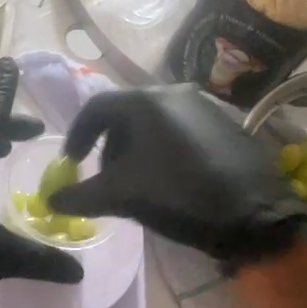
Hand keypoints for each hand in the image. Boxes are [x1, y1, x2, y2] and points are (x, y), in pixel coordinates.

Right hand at [50, 84, 306, 269]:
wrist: (255, 213)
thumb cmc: (181, 196)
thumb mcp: (123, 197)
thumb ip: (80, 196)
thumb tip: (52, 201)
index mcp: (146, 102)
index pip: (96, 109)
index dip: (77, 136)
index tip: (72, 163)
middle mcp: (174, 94)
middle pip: (126, 115)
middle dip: (109, 148)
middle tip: (106, 180)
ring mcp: (205, 107)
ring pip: (155, 124)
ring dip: (137, 152)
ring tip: (139, 185)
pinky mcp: (226, 125)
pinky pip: (181, 132)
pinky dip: (165, 153)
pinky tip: (172, 183)